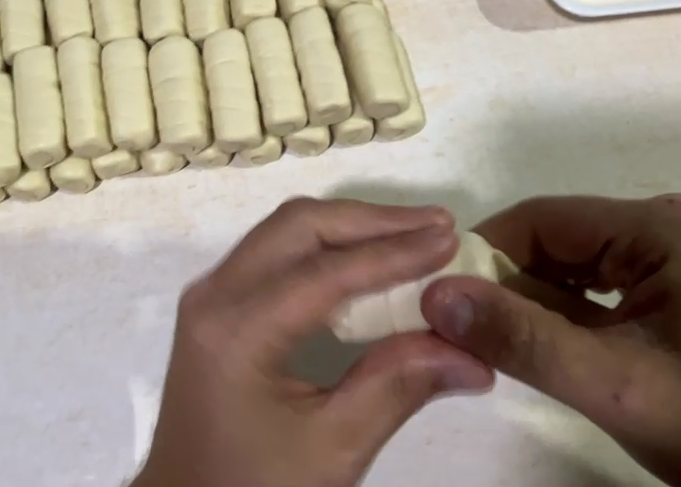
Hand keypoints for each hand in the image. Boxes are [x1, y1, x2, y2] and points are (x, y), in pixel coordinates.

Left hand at [133, 199, 494, 486]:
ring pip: (286, 229)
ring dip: (350, 225)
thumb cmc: (253, 486)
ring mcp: (212, 290)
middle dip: (372, 221)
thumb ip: (395, 388)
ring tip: (414, 231)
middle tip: (437, 223)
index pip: (324, 271)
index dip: (392, 252)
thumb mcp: (330, 451)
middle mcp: (216, 291)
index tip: (450, 239)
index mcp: (236, 328)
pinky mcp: (219, 298)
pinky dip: (326, 243)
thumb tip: (469, 351)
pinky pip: (275, 248)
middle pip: (299, 227)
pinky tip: (367, 256)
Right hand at [424, 195, 680, 486]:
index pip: (541, 220)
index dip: (484, 255)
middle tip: (462, 330)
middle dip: (505, 284)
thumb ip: (523, 340)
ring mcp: (669, 256)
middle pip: (552, 240)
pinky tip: (542, 349)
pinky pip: (590, 288)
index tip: (440, 299)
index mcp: (661, 228)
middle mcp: (664, 226)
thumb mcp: (617, 390)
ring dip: (528, 303)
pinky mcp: (669, 288)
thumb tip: (432, 296)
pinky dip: (557, 316)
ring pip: (566, 266)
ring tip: (496, 344)